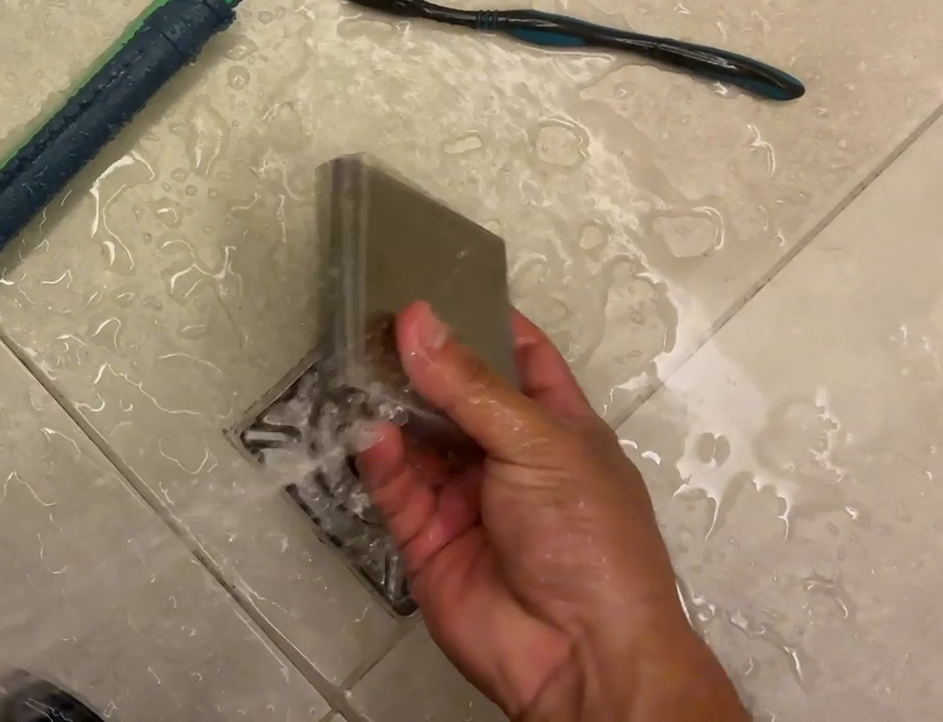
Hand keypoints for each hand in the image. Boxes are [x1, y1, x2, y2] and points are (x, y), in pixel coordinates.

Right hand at [358, 302, 744, 721]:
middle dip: (416, 357)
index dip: (481, 317)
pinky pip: (392, 479)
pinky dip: (377, 453)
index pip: (518, 355)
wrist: (576, 660)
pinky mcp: (422, 527)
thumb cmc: (587, 539)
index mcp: (553, 427)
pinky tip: (367, 429)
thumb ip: (470, 385)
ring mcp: (460, 490)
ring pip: (413, 431)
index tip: (433, 282)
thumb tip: (414, 318)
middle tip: (370, 316)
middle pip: (451, 390)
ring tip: (355, 362)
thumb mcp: (539, 446)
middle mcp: (503, 452)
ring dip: (387, 401)